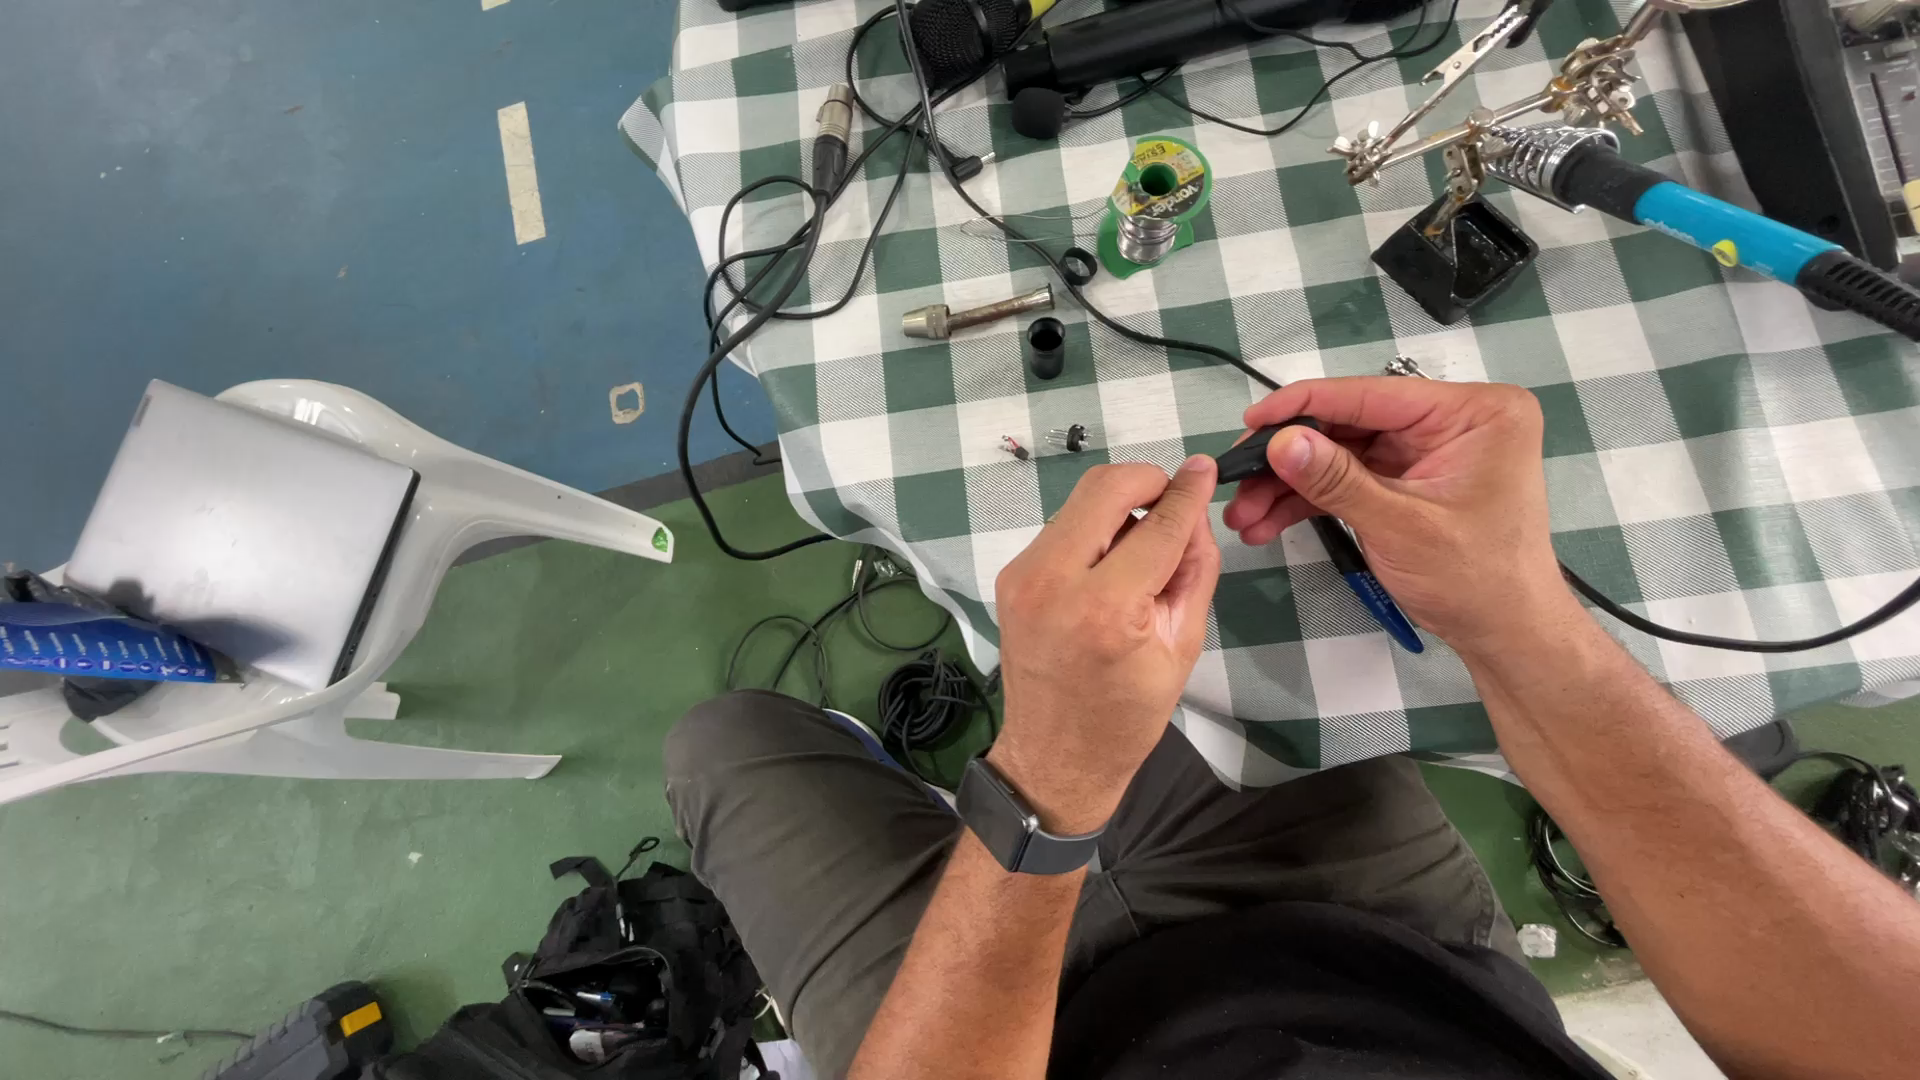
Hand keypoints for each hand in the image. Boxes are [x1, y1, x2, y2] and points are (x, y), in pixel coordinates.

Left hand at [989, 457, 1221, 833]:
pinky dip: (1092, 531)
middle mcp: (1053, 579)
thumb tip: (1193, 508)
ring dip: (1118, 508)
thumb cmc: (1129, 714)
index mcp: (1105, 608)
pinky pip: (1060, 529)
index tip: (1205, 470)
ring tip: (1142, 547)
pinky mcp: (1010, 577)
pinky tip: (1109, 565)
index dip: (1187, 493)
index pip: (1157, 526)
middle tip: (1172, 501)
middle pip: (1104, 487)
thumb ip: (1193, 566)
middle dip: (1146, 481)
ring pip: (1078, 502)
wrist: (1055, 755)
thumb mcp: (1183, 645)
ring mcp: (1022, 575)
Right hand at [1221, 377, 1575, 655]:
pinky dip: (1304, 502)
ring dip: (1286, 487)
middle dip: (1286, 459)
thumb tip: (1278, 442)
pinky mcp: (1401, 480)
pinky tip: (1265, 523)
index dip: (1303, 405)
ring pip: (1335, 456)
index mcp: (1470, 413)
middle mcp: (1446, 423)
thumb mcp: (1399, 525)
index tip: (1250, 419)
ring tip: (1242, 515)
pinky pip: (1343, 480)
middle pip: (1345, 426)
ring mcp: (1421, 452)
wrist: (1503, 632)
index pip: (1370, 394)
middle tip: (1236, 480)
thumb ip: (1336, 480)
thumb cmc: (1473, 577)